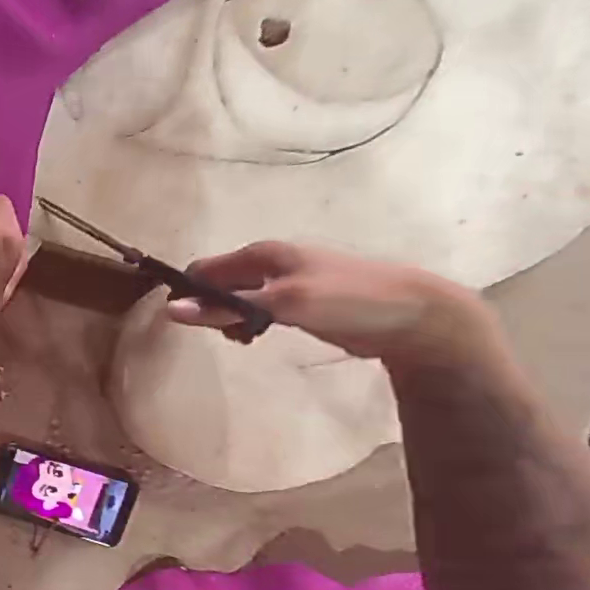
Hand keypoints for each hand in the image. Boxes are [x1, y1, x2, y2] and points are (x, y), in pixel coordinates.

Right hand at [164, 241, 492, 365]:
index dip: (188, 293)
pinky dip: (247, 322)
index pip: (201, 270)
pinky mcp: (297, 299)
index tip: (190, 321)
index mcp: (261, 253)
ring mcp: (284, 279)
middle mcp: (268, 261)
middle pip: (216, 284)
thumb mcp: (281, 304)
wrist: (419, 316)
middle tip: (223, 332)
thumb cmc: (349, 301)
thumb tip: (170, 311)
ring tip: (242, 337)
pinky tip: (256, 335)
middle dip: (210, 308)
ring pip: (233, 298)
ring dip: (228, 318)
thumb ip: (225, 308)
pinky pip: (253, 308)